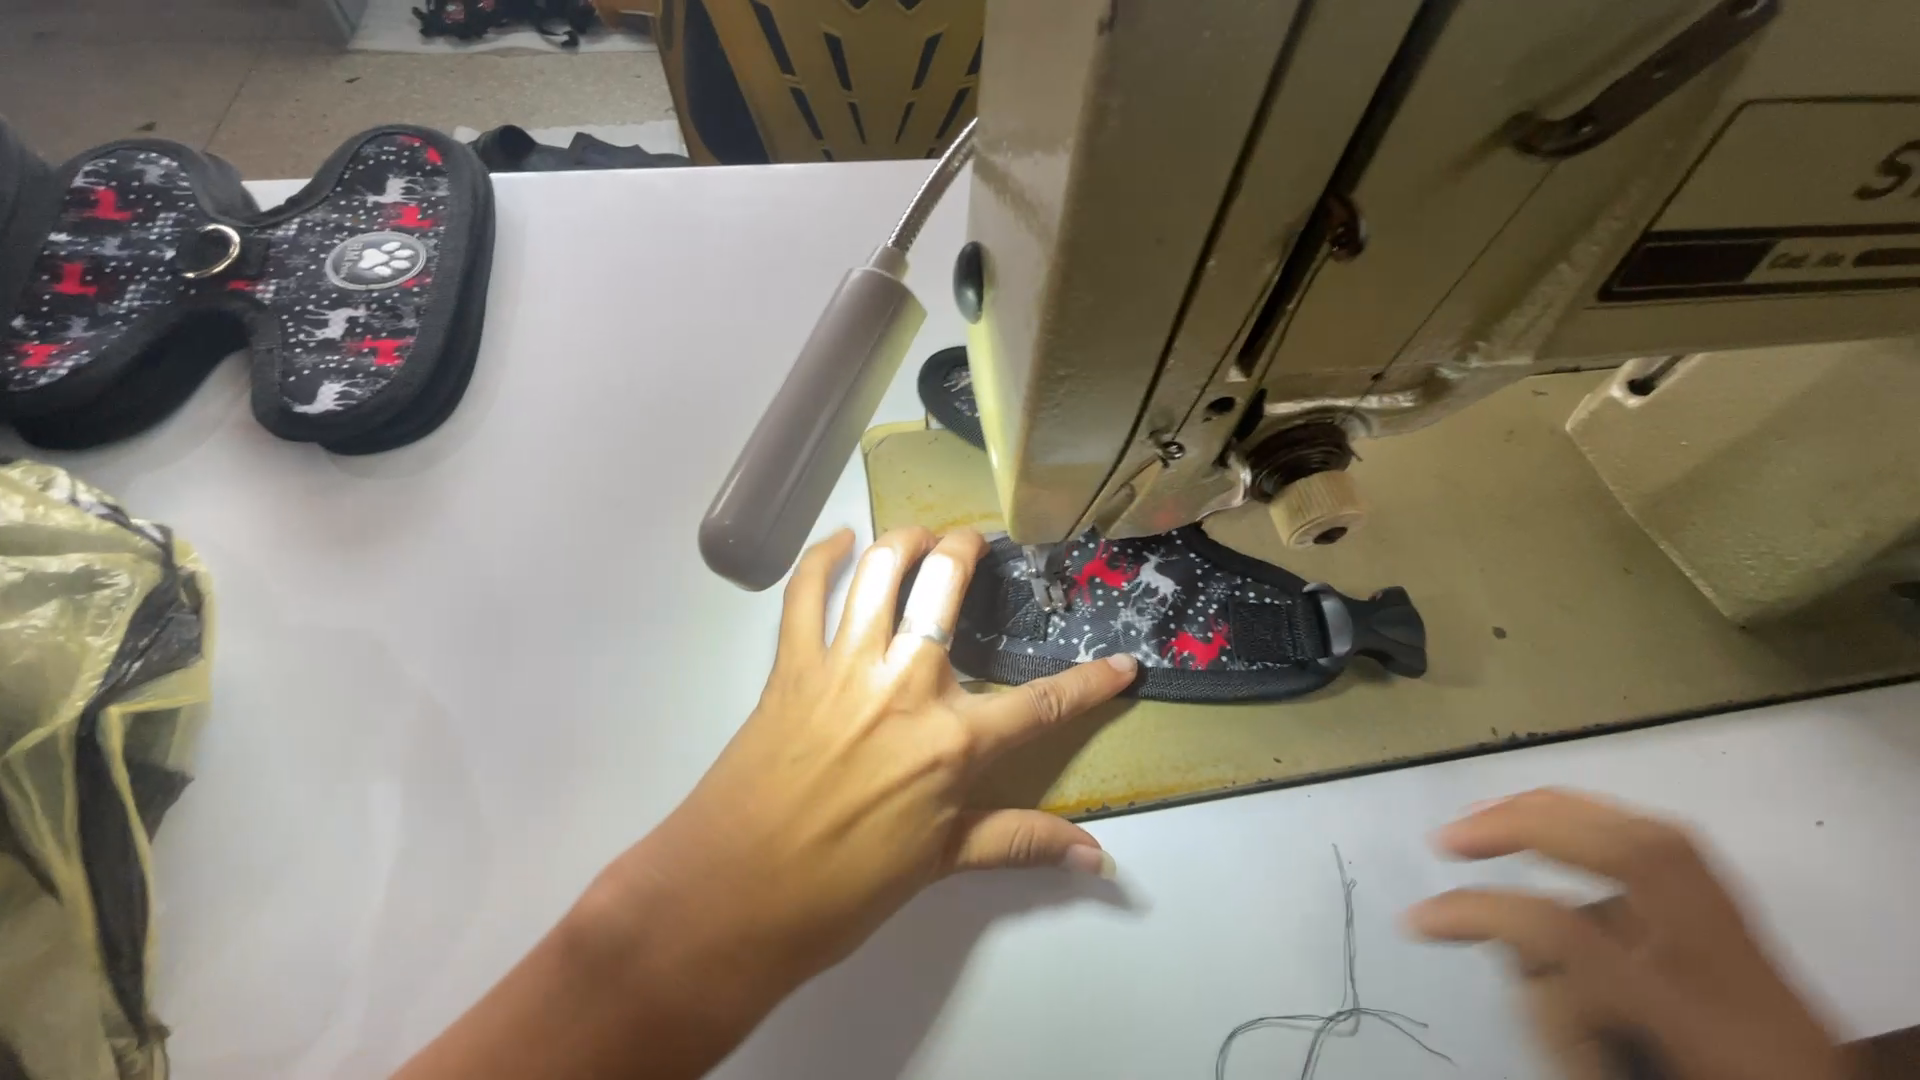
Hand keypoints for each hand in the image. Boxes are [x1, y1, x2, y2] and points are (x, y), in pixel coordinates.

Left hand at [598, 526, 1134, 992]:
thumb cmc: (844, 890)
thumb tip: (1099, 862)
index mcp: (952, 742)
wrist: (733, 900)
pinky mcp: (790, 666)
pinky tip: (838, 542)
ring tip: (920, 536)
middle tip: (976, 541)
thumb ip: (1020, 841)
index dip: (1093, 683)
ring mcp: (843, 667)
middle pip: (946, 589)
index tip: (1125, 663)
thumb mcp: (941, 863)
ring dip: (904, 541)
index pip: (1043, 703)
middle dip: (968, 550)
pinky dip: (819, 558)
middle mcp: (905, 685)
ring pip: (878, 572)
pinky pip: (804, 594)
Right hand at [1406, 789, 1845, 1079]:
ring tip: (1487, 814)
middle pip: (1631, 855)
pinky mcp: (1735, 922)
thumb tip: (1504, 944)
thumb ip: (1558, 1015)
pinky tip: (1556, 827)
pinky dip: (1600, 822)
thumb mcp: (1620, 1072)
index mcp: (1698, 1011)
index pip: (1572, 934)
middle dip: (1526, 826)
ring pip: (1656, 836)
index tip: (1418, 917)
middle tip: (1448, 838)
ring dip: (1558, 811)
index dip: (1482, 911)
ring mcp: (1742, 935)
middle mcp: (1728, 959)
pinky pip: (1666, 846)